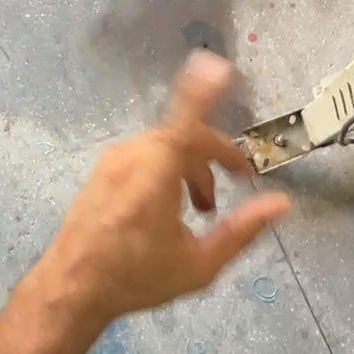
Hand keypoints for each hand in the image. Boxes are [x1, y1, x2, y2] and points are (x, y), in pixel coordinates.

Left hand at [24, 51, 293, 333]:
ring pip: (163, 147)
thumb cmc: (137, 277)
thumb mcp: (199, 264)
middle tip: (224, 196)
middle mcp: (134, 153)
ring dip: (187, 169)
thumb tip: (282, 204)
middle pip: (184, 137)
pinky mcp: (100, 170)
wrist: (71, 288)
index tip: (218, 65)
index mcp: (158, 168)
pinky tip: (165, 208)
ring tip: (196, 210)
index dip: (205, 89)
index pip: (187, 116)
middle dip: (210, 161)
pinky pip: (142, 156)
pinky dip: (163, 170)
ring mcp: (113, 159)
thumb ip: (242, 230)